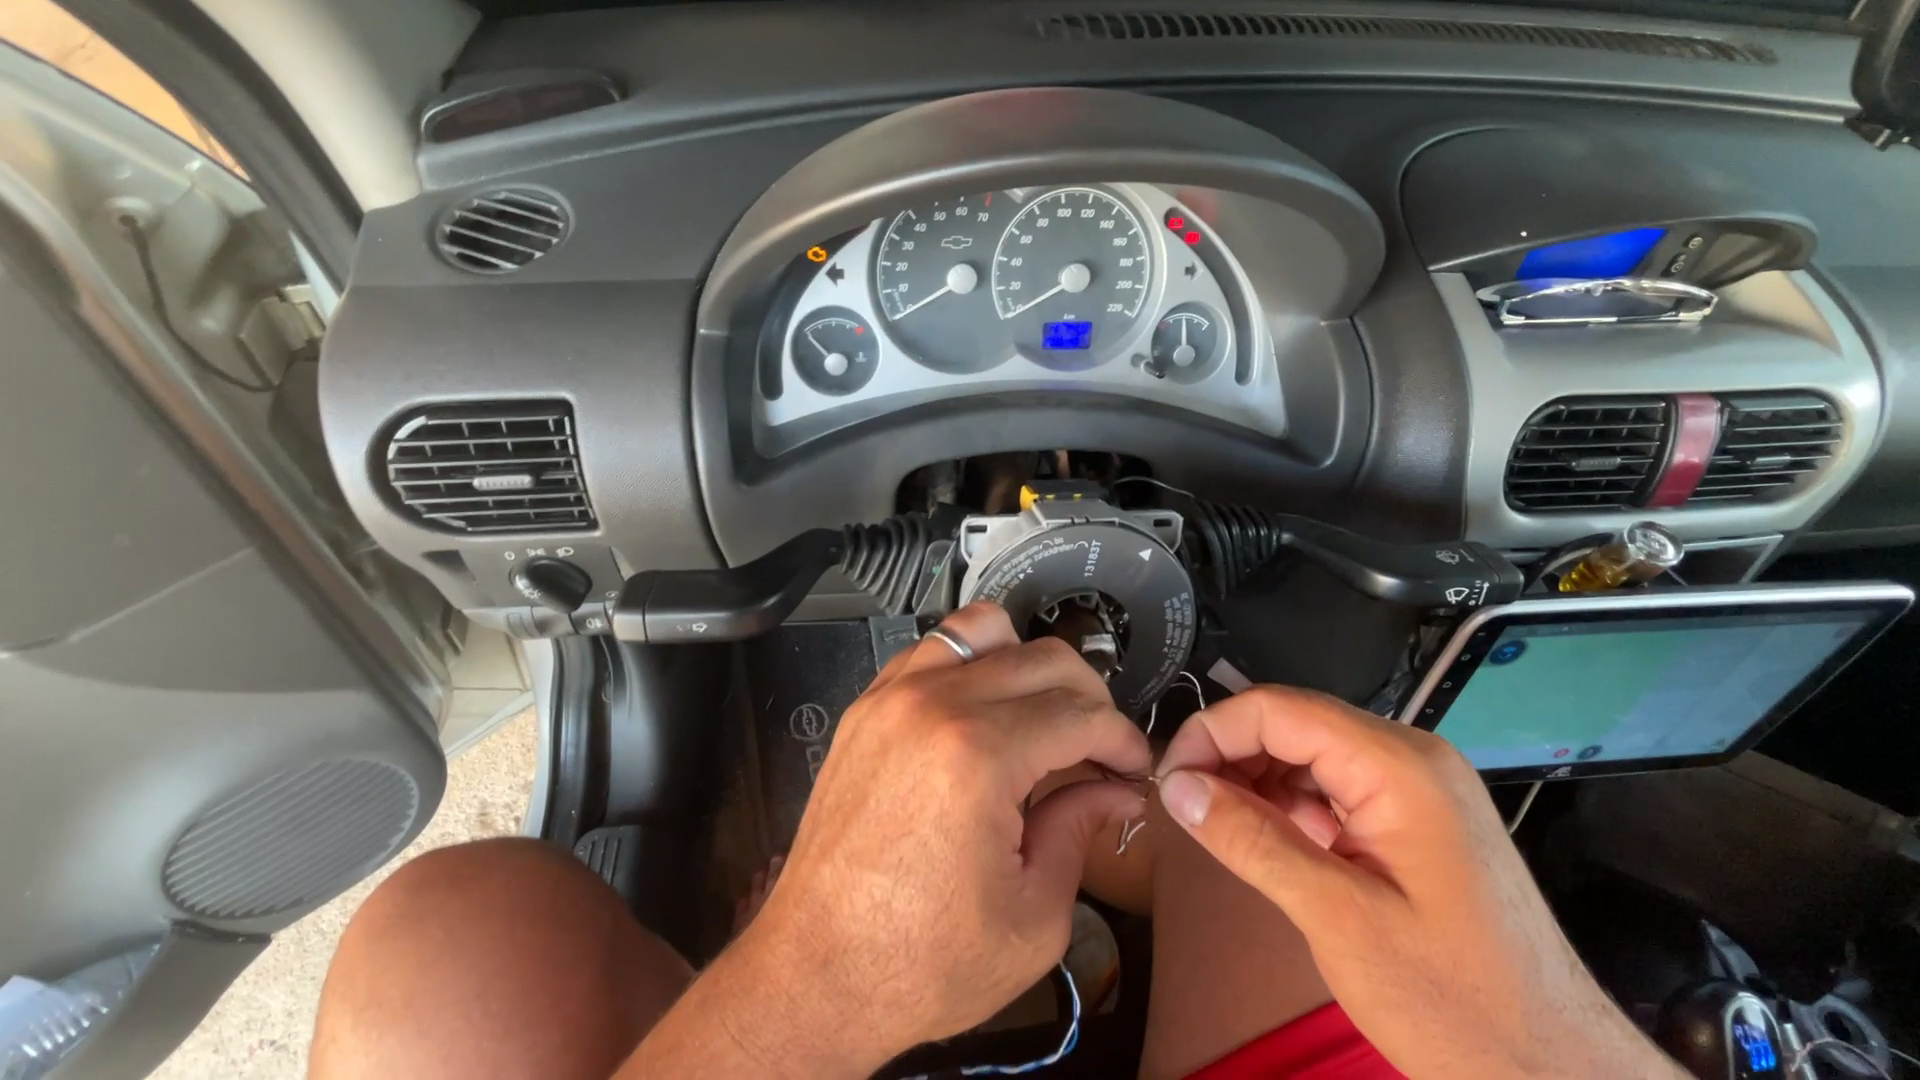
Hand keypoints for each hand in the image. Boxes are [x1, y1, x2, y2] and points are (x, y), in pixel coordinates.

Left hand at [628, 602, 1149, 1077]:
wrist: (815, 972)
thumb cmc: (924, 962)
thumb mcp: (1033, 917)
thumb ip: (1080, 830)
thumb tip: (1117, 790)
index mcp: (981, 755)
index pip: (1083, 714)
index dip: (1124, 740)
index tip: (1134, 769)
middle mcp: (934, 705)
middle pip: (1044, 659)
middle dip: (1090, 700)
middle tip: (1099, 751)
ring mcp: (892, 698)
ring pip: (985, 630)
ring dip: (1029, 665)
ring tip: (1043, 718)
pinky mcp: (865, 708)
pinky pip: (933, 651)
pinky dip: (972, 664)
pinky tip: (984, 712)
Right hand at [1154, 686, 1682, 1079]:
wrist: (1556, 1073)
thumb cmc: (1451, 1000)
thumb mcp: (1335, 917)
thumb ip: (1250, 840)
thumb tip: (1175, 786)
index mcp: (1398, 766)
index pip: (1280, 709)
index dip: (1212, 732)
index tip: (1168, 782)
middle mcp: (1411, 758)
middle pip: (1295, 724)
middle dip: (1230, 755)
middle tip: (1184, 807)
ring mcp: (1418, 788)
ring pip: (1310, 754)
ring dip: (1256, 780)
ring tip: (1218, 826)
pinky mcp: (1415, 820)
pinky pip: (1335, 788)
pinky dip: (1289, 805)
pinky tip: (1268, 841)